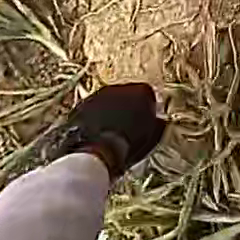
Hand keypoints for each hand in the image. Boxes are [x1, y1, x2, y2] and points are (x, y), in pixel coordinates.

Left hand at [43, 83, 165, 179]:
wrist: (96, 152)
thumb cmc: (128, 143)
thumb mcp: (152, 137)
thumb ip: (157, 124)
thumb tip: (160, 123)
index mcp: (141, 91)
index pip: (147, 94)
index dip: (147, 108)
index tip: (146, 120)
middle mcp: (119, 87)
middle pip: (126, 95)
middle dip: (127, 107)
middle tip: (128, 125)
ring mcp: (98, 95)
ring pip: (107, 101)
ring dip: (109, 112)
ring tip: (111, 132)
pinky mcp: (80, 106)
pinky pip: (90, 110)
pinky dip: (93, 118)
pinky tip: (96, 134)